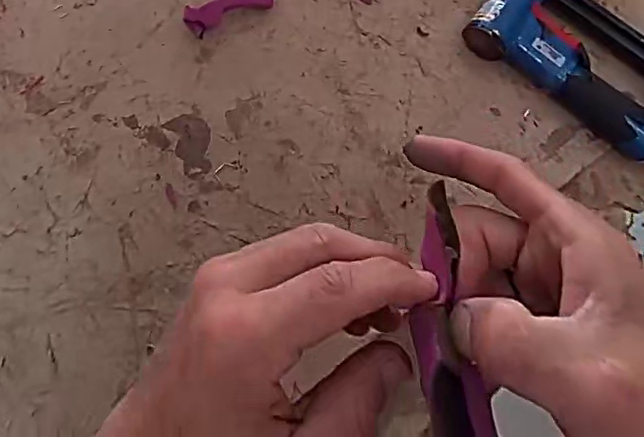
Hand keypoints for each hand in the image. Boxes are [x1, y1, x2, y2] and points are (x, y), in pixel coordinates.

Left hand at [97, 224, 438, 436]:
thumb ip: (354, 403)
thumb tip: (397, 353)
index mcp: (242, 336)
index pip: (337, 282)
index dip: (392, 280)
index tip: (427, 288)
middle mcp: (225, 288)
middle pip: (321, 244)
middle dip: (375, 258)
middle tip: (412, 286)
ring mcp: (217, 276)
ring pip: (305, 240)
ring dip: (351, 260)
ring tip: (384, 302)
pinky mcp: (216, 278)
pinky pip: (284, 253)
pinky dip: (323, 265)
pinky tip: (344, 301)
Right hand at [405, 136, 643, 436]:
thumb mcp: (582, 366)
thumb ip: (510, 336)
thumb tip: (454, 317)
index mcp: (574, 239)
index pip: (507, 178)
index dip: (459, 157)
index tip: (416, 152)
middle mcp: (560, 258)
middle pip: (484, 238)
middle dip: (453, 270)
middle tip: (434, 320)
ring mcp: (554, 297)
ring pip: (484, 283)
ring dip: (461, 314)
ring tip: (450, 355)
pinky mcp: (550, 334)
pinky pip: (496, 321)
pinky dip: (476, 341)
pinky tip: (470, 373)